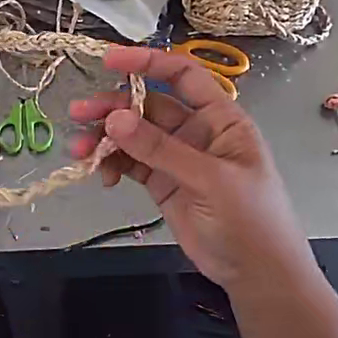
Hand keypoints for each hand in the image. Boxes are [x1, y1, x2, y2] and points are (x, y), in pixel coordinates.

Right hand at [69, 46, 314, 289]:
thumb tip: (115, 119)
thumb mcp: (210, 180)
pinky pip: (130, 163)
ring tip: (79, 149)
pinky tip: (99, 174)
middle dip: (113, 107)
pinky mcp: (161, 183)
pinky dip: (111, 164)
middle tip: (79, 114)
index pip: (183, 76)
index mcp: (220, 118)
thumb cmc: (250, 219)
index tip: (110, 61)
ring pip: (133, 135)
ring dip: (105, 138)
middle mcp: (195, 131)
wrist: (257, 275)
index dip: (148, 64)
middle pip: (148, 106)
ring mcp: (176, 157)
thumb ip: (161, 149)